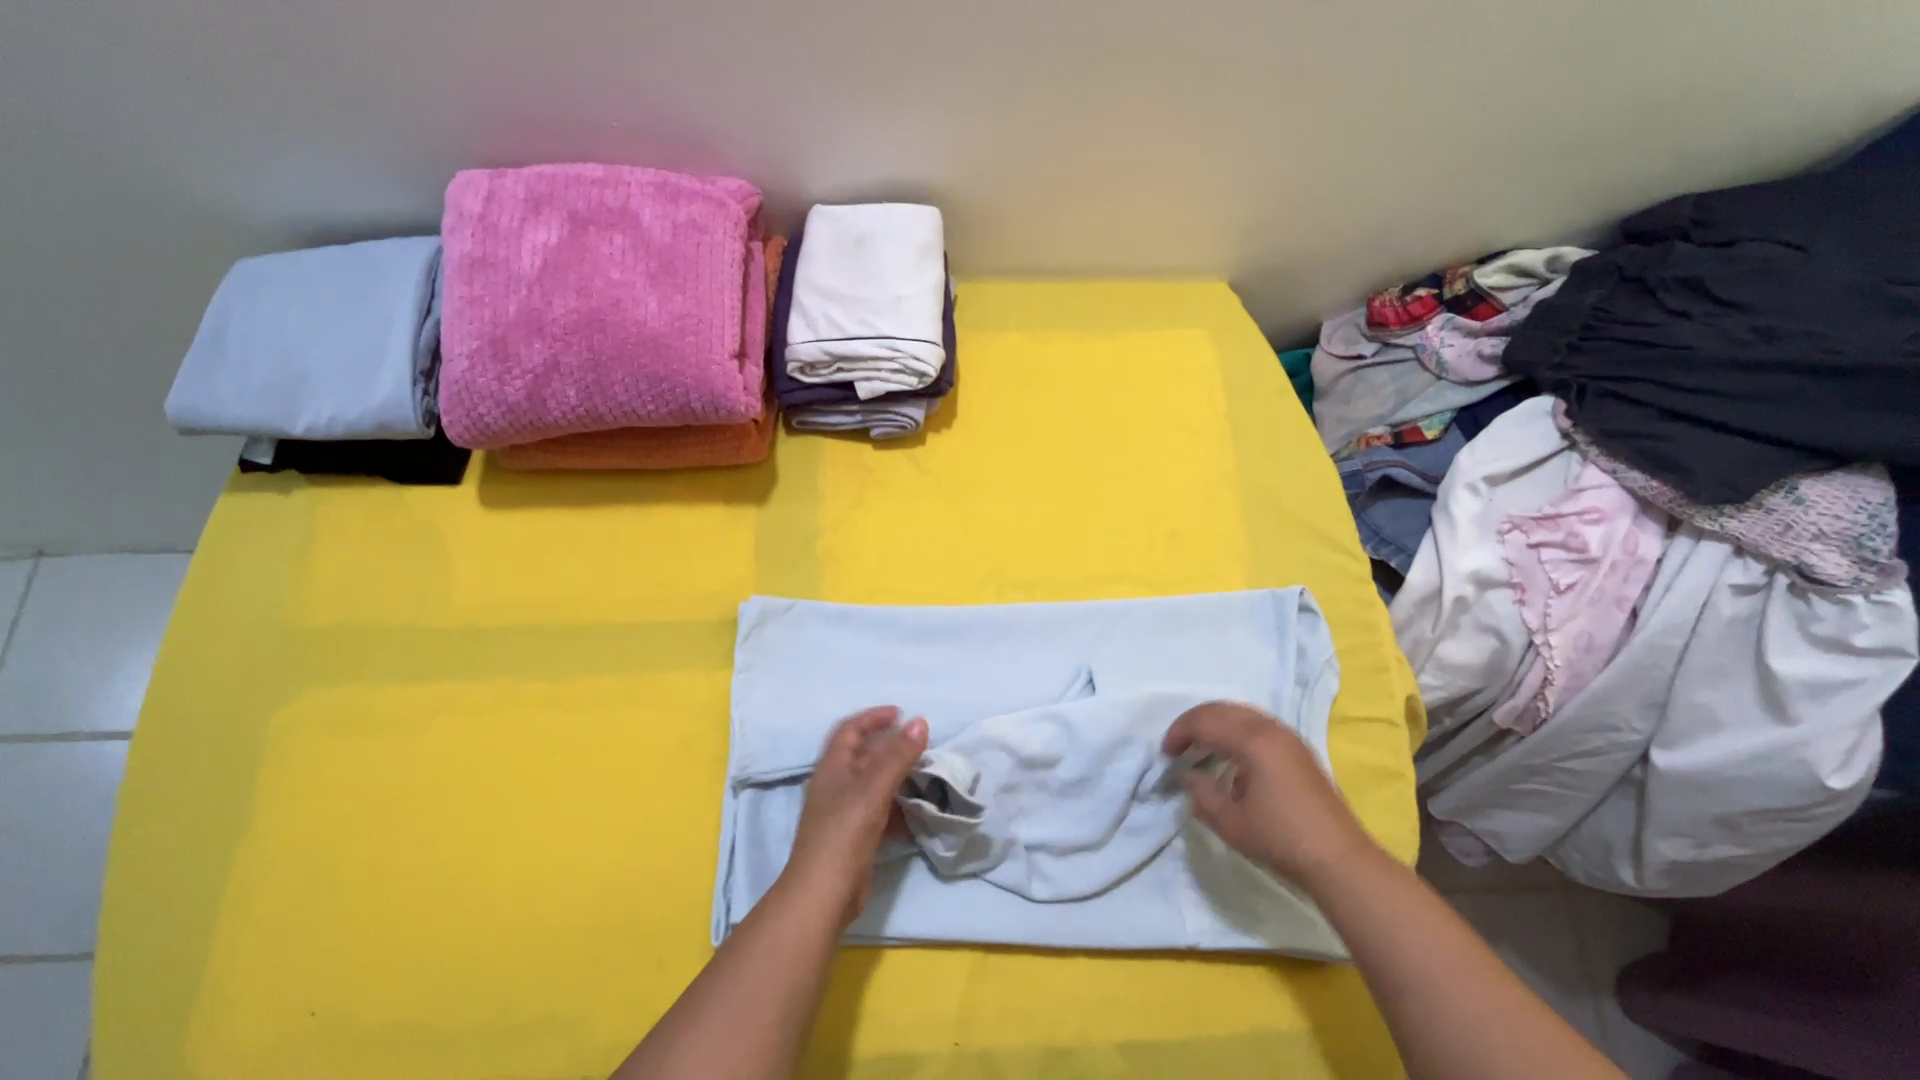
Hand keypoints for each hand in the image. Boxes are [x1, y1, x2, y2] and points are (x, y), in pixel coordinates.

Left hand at [783, 706, 928, 923]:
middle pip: (863, 755)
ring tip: (927, 773)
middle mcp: (836, 786)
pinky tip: (919, 810)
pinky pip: (881, 811)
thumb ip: (897, 756)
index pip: (850, 730)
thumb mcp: (872, 789)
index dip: (873, 717)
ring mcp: (845, 813)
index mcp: (832, 768)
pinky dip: (899, 806)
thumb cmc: (843, 833)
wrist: (824, 893)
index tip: (901, 713)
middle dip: (891, 746)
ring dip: (899, 776)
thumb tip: (920, 722)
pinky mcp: (857, 836)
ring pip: (875, 784)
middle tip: (921, 744)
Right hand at [1163, 701, 1373, 887]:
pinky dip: (1236, 730)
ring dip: (1216, 724)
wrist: (1337, 858)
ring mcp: (1289, 737)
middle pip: (1224, 710)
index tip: (1165, 754)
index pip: (1206, 721)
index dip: (1179, 733)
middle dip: (1195, 722)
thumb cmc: (1280, 839)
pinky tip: (1230, 755)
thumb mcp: (1230, 822)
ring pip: (1242, 714)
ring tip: (1199, 747)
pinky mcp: (1299, 750)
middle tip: (1177, 746)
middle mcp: (1272, 730)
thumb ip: (1201, 792)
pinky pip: (1258, 725)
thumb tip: (1188, 774)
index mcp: (1254, 742)